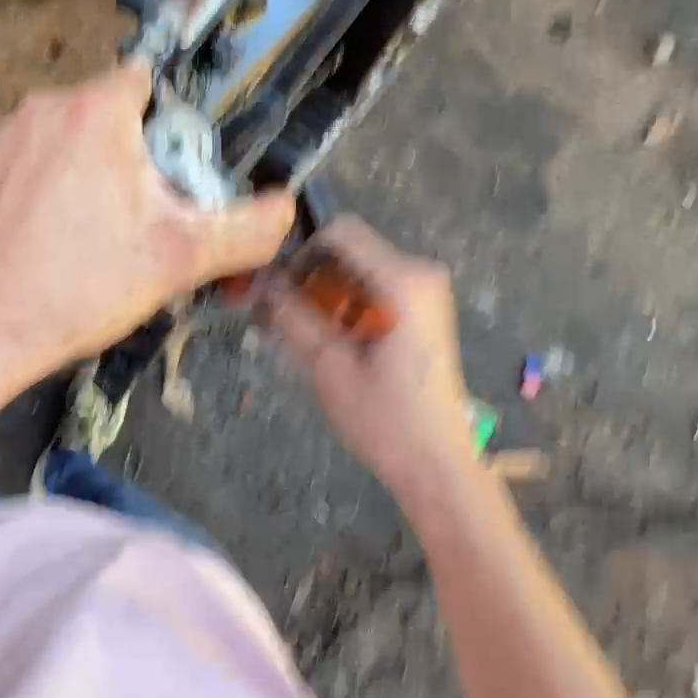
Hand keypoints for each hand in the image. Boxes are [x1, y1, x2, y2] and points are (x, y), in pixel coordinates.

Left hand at [0, 61, 294, 390]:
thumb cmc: (81, 286)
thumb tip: (286, 208)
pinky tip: (58, 234)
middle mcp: (45, 106)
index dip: (171, 120)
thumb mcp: (181, 259)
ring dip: (94, 165)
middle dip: (135, 150)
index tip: (175, 168)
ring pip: (72, 133)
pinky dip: (54, 181)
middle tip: (143, 212)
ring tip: (99, 229)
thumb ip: (248, 228)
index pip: (148, 79)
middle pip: (111, 109)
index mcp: (94, 110)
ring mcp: (8, 135)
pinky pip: (37, 156)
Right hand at [262, 219, 475, 492]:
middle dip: (307, 280)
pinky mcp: (421, 311)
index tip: (279, 290)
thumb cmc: (384, 419)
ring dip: (321, 297)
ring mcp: (424, 292)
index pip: (339, 232)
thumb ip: (290, 313)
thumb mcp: (326, 364)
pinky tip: (327, 345)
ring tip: (296, 337)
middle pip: (346, 252)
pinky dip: (342, 308)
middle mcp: (419, 274)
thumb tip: (261, 279)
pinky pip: (370, 290)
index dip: (301, 254)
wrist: (437, 465)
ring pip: (354, 272)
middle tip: (275, 319)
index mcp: (402, 280)